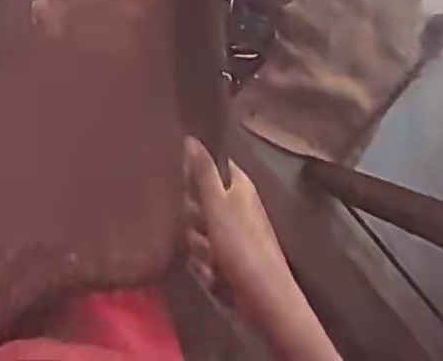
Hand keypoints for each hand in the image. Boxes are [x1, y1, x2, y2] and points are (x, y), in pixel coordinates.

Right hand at [184, 136, 289, 306]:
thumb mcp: (217, 204)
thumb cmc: (242, 246)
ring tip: (204, 254)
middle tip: (190, 220)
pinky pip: (204, 252)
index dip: (192, 168)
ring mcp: (232, 234)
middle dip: (190, 210)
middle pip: (200, 195)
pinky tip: (208, 272)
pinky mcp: (228, 260)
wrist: (266, 304)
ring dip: (196, 241)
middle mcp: (236, 204)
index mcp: (238, 185)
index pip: (210, 162)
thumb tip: (190, 137)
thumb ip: (203, 171)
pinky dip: (204, 262)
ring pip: (198, 226)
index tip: (175, 174)